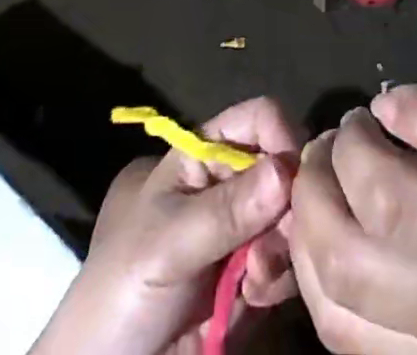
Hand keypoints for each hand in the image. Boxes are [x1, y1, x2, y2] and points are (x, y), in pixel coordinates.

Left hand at [32, 98, 302, 354]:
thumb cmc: (121, 290)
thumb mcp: (166, 245)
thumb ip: (225, 210)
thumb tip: (286, 169)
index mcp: (203, 157)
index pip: (259, 118)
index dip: (283, 136)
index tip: (293, 178)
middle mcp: (232, 184)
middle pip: (288, 168)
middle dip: (288, 206)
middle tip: (270, 245)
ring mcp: (246, 228)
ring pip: (295, 216)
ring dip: (284, 248)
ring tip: (254, 280)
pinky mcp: (257, 272)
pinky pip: (291, 261)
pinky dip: (281, 279)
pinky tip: (252, 299)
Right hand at [288, 83, 416, 353]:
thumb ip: (391, 272)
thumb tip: (293, 220)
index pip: (340, 322)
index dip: (305, 245)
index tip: (311, 197)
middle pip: (352, 260)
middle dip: (317, 188)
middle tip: (330, 152)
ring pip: (390, 197)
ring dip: (354, 145)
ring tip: (365, 125)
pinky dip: (411, 108)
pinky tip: (402, 104)